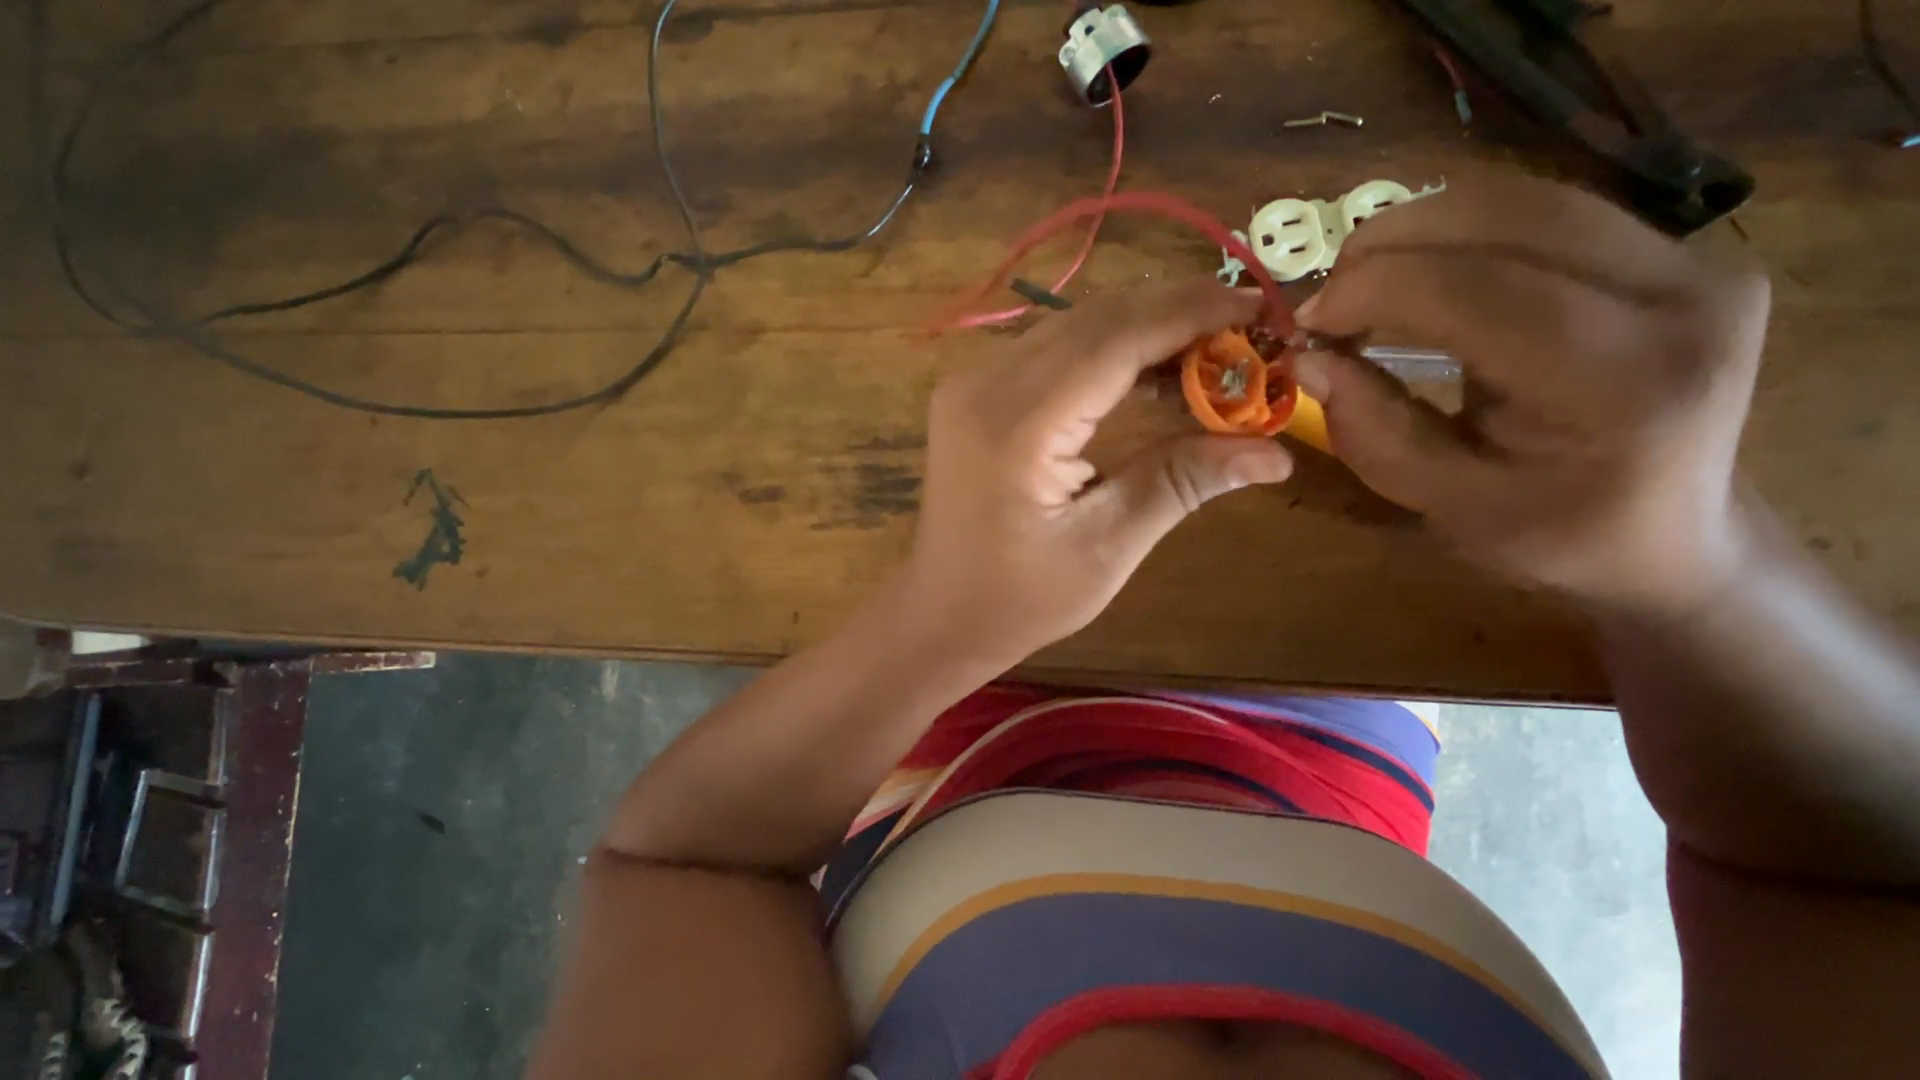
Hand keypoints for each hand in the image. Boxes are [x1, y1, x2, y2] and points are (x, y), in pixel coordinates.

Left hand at [901, 280, 1293, 665]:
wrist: (941, 613)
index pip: (1114, 340)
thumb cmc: (1021, 599)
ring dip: (1146, 327)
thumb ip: (1183, 482)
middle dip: (1177, 312)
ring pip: (1075, 325)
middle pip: (1095, 319)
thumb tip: (1277, 452)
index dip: (1191, 315)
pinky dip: (1110, 349)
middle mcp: (985, 384)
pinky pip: (1053, 348)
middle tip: (1251, 328)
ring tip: (1216, 349)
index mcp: (1016, 426)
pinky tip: (1155, 370)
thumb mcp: (1108, 547)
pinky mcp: (975, 390)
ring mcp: (972, 382)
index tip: (1261, 309)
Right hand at [1295, 169, 1769, 613]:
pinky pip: (1543, 210)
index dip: (1375, 288)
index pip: (1481, 291)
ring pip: (1522, 198)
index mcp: (1625, 384)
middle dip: (1388, 246)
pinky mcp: (1681, 246)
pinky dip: (1460, 229)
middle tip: (1325, 297)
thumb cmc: (1557, 536)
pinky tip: (1419, 271)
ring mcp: (1694, 260)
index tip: (1305, 322)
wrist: (1677, 532)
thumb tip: (1306, 357)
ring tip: (1361, 281)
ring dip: (1419, 228)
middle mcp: (1680, 299)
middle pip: (1505, 219)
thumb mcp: (1450, 506)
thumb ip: (1376, 432)